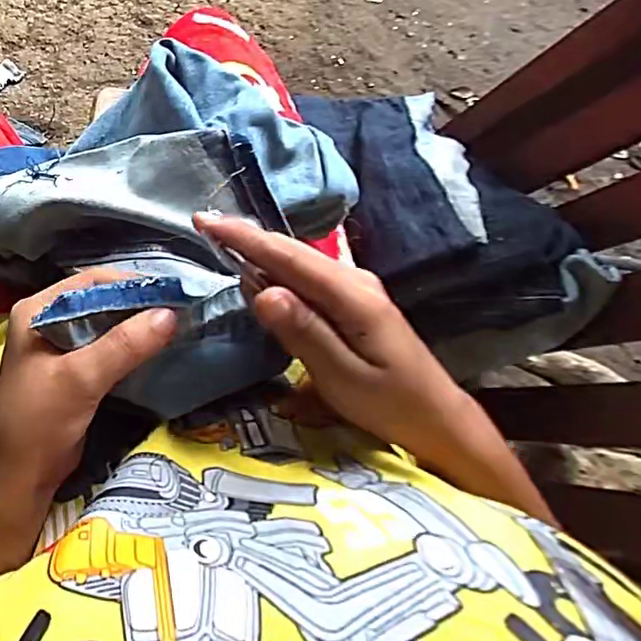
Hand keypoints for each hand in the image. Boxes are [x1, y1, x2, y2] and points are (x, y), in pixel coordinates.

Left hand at [0, 269, 177, 510]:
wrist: (21, 477)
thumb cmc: (39, 422)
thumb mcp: (81, 379)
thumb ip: (124, 345)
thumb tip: (170, 314)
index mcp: (36, 310)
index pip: (90, 282)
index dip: (131, 284)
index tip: (171, 293)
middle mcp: (46, 320)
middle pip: (100, 299)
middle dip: (138, 304)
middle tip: (180, 307)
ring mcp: (60, 345)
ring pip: (106, 323)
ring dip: (137, 325)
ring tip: (177, 324)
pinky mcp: (73, 368)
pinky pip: (107, 346)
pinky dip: (131, 345)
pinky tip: (157, 347)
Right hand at [194, 212, 475, 455]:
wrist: (438, 420)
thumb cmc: (391, 405)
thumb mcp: (344, 377)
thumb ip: (304, 332)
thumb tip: (261, 290)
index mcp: (353, 295)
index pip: (289, 257)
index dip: (244, 237)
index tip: (205, 220)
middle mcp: (354, 280)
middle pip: (291, 250)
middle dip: (246, 236)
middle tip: (203, 225)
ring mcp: (353, 288)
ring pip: (296, 261)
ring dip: (257, 251)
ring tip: (218, 241)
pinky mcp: (349, 301)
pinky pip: (304, 277)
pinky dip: (274, 270)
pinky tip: (254, 272)